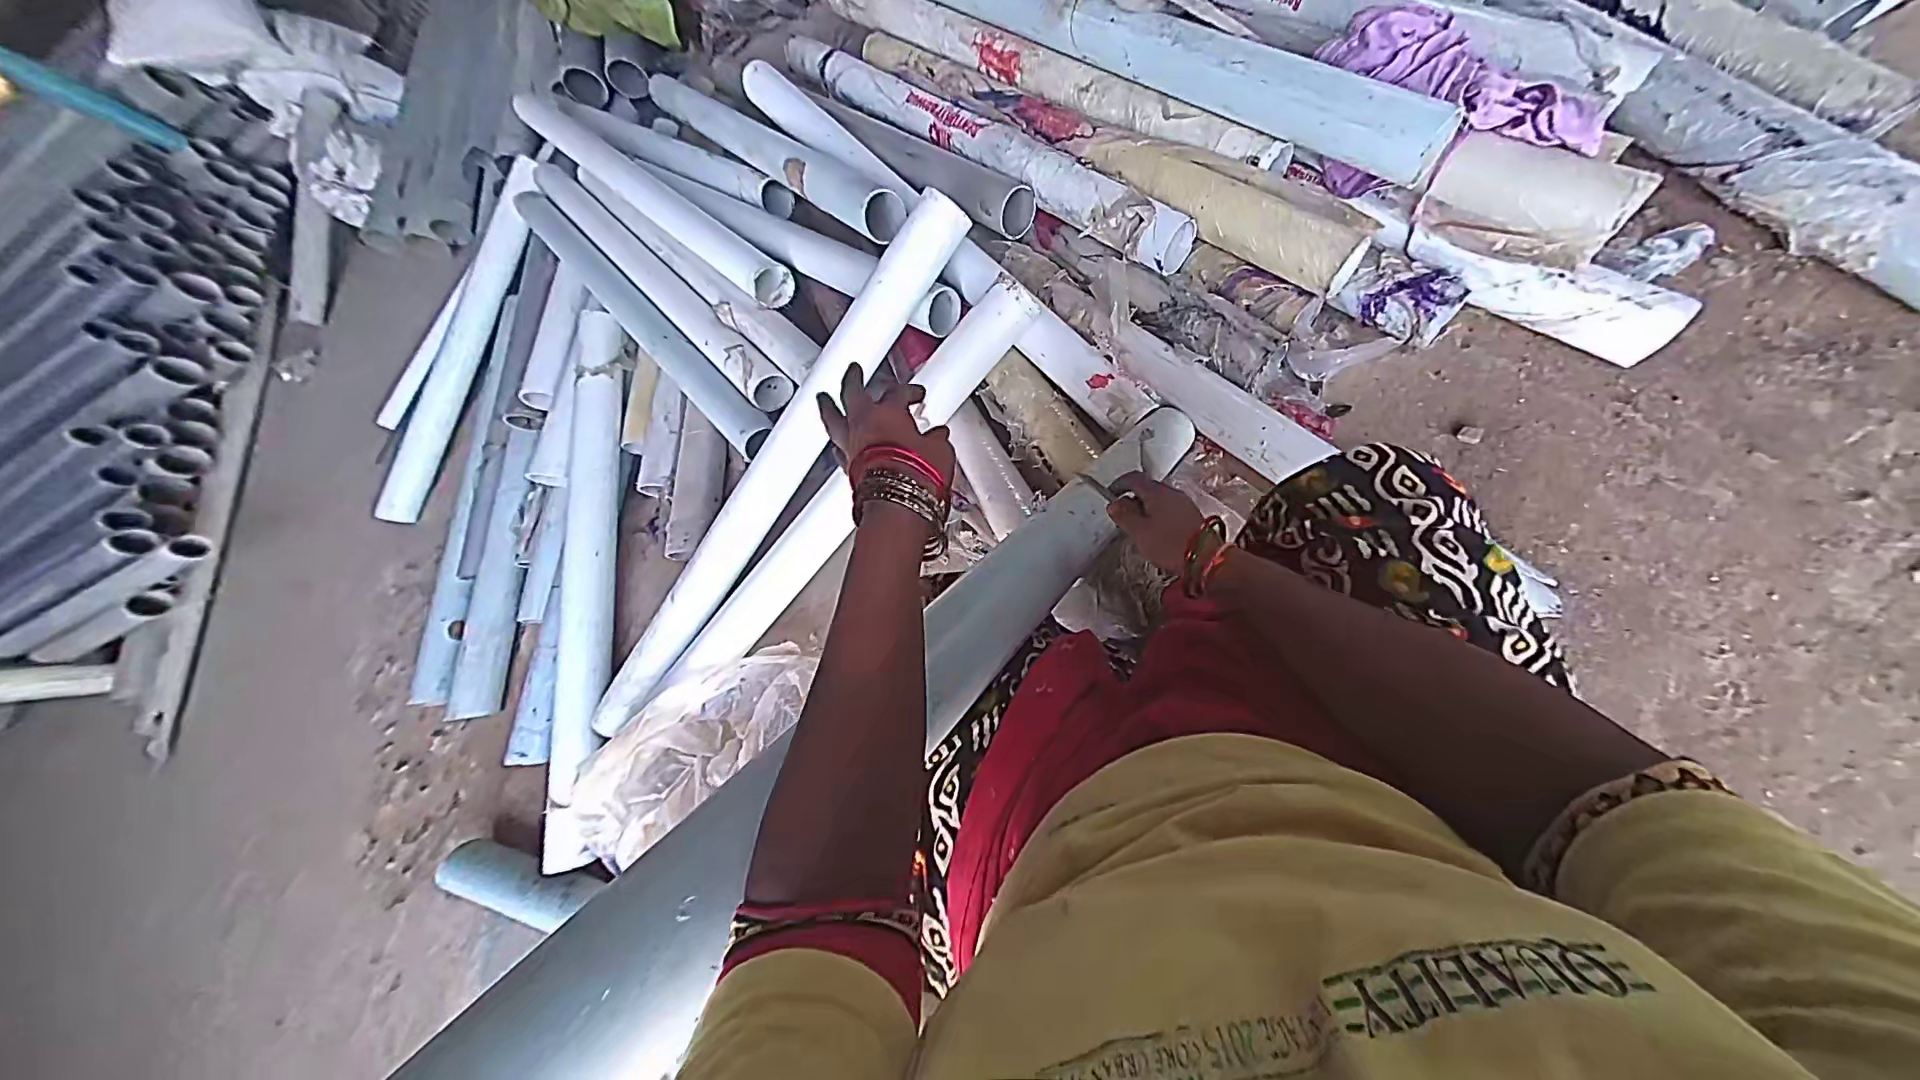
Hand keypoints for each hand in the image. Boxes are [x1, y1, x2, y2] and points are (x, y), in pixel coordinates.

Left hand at [817, 365, 954, 487]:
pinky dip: (837, 441)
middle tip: (854, 370)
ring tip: (823, 398)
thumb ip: (936, 439)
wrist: (898, 506)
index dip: (909, 391)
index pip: (898, 392)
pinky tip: (836, 443)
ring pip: (833, 417)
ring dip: (828, 405)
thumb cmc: (918, 475)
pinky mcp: (846, 468)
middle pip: (853, 391)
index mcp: (888, 411)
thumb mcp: (940, 451)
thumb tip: (939, 437)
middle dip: (854, 378)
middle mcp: (864, 423)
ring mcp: (852, 445)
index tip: (916, 394)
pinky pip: (837, 448)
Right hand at [1106, 472, 1206, 574]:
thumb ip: (1124, 516)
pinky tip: (1155, 530)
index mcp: (1157, 493)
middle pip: (1148, 488)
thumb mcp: (1139, 532)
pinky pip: (1170, 509)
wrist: (1205, 559)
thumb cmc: (1171, 545)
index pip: (1135, 479)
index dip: (1120, 484)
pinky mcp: (1191, 517)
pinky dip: (1158, 515)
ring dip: (1146, 507)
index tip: (1112, 492)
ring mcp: (1184, 505)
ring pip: (1160, 499)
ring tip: (1136, 524)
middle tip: (1121, 510)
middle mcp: (1173, 494)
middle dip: (1132, 497)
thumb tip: (1114, 505)